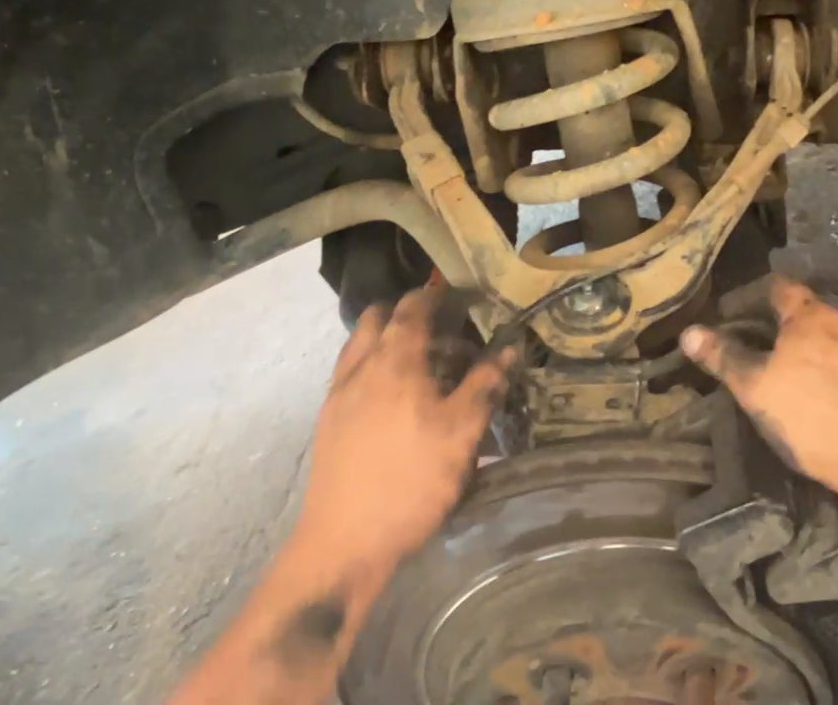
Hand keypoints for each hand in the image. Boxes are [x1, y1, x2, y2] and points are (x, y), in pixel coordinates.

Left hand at [288, 286, 514, 583]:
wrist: (344, 543)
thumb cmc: (411, 482)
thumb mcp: (462, 433)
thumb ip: (485, 384)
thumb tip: (509, 346)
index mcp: (394, 359)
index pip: (414, 306)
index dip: (440, 294)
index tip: (466, 297)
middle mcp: (360, 366)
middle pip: (379, 317)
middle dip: (410, 312)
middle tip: (445, 329)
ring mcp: (338, 394)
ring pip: (361, 344)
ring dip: (389, 339)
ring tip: (424, 362)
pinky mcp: (328, 421)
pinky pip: (353, 373)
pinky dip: (375, 366)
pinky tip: (398, 398)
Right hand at [680, 276, 837, 506]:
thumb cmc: (814, 416)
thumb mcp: (756, 389)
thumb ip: (724, 357)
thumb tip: (688, 331)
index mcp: (810, 316)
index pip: (779, 287)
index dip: (754, 296)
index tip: (734, 316)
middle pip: (808, 314)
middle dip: (783, 329)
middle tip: (759, 353)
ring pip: (834, 340)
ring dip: (813, 352)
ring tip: (793, 379)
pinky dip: (837, 373)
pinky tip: (830, 400)